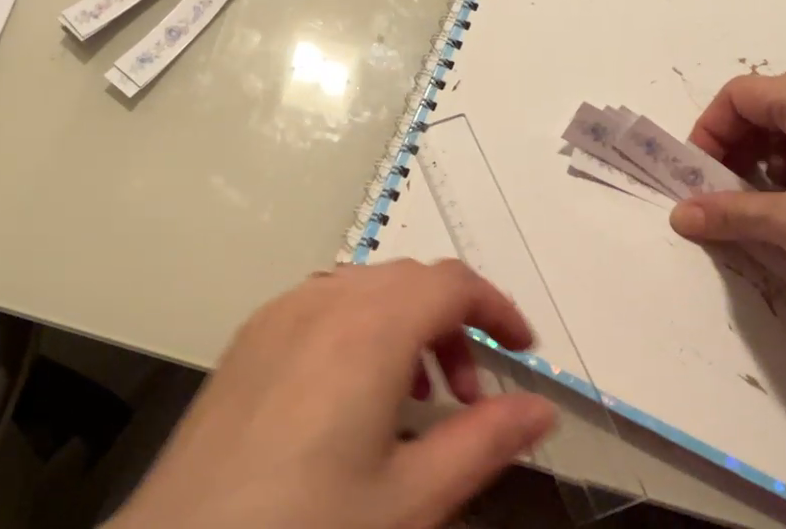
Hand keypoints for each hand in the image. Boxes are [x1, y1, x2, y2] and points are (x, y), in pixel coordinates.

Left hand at [107, 260, 555, 528]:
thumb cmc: (309, 521)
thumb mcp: (411, 497)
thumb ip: (485, 443)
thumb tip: (536, 411)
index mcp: (368, 329)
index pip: (450, 283)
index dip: (496, 307)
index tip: (522, 350)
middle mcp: (320, 303)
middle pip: (406, 280)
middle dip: (452, 323)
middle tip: (469, 396)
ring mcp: (277, 315)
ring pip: (361, 288)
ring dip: (403, 324)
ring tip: (415, 399)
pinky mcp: (248, 336)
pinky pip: (318, 306)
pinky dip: (356, 328)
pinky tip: (351, 394)